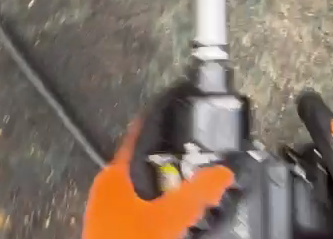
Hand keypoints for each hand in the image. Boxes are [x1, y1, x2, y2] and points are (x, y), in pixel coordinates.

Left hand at [83, 86, 237, 238]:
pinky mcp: (115, 229)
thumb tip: (223, 172)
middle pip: (147, 159)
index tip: (182, 107)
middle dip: (174, 160)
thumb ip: (197, 192)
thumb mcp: (168, 216)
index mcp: (115, 173)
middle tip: (200, 160)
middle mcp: (109, 187)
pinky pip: (143, 208)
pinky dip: (161, 207)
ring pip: (146, 186)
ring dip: (169, 187)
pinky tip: (177, 218)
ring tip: (194, 189)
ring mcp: (110, 210)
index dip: (164, 117)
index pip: (142, 131)